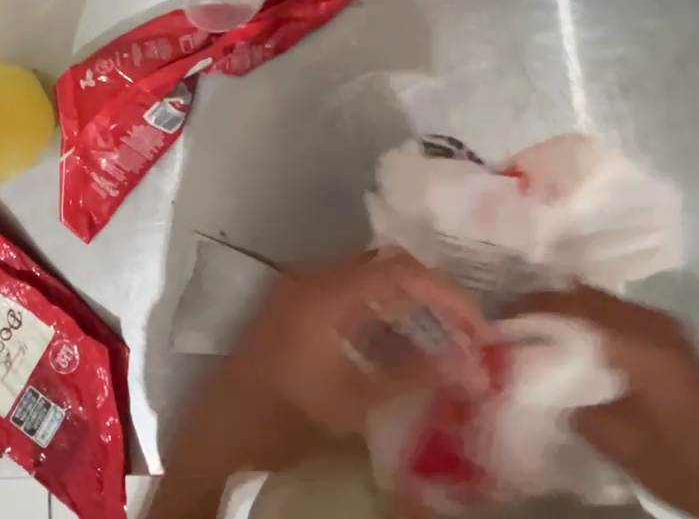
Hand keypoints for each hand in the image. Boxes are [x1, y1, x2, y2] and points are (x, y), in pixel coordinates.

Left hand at [230, 250, 493, 435]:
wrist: (219, 433)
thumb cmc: (285, 415)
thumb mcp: (356, 400)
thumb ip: (414, 375)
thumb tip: (469, 366)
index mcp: (327, 290)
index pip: (402, 270)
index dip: (448, 295)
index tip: (480, 329)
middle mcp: (313, 276)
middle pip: (385, 265)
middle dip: (431, 295)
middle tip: (465, 332)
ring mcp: (299, 287)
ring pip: (367, 278)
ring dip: (406, 305)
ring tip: (441, 342)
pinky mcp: (293, 304)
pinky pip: (348, 293)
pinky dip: (379, 313)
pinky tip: (398, 346)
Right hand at [515, 286, 698, 518]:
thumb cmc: (679, 464)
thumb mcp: (617, 439)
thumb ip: (570, 401)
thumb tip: (534, 377)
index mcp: (640, 341)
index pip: (573, 305)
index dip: (532, 307)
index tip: (500, 317)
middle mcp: (655, 323)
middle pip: (589, 295)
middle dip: (548, 303)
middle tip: (513, 320)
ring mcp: (670, 331)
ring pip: (605, 302)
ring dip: (571, 310)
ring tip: (537, 328)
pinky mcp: (676, 345)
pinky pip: (621, 316)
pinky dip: (593, 320)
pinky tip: (575, 340)